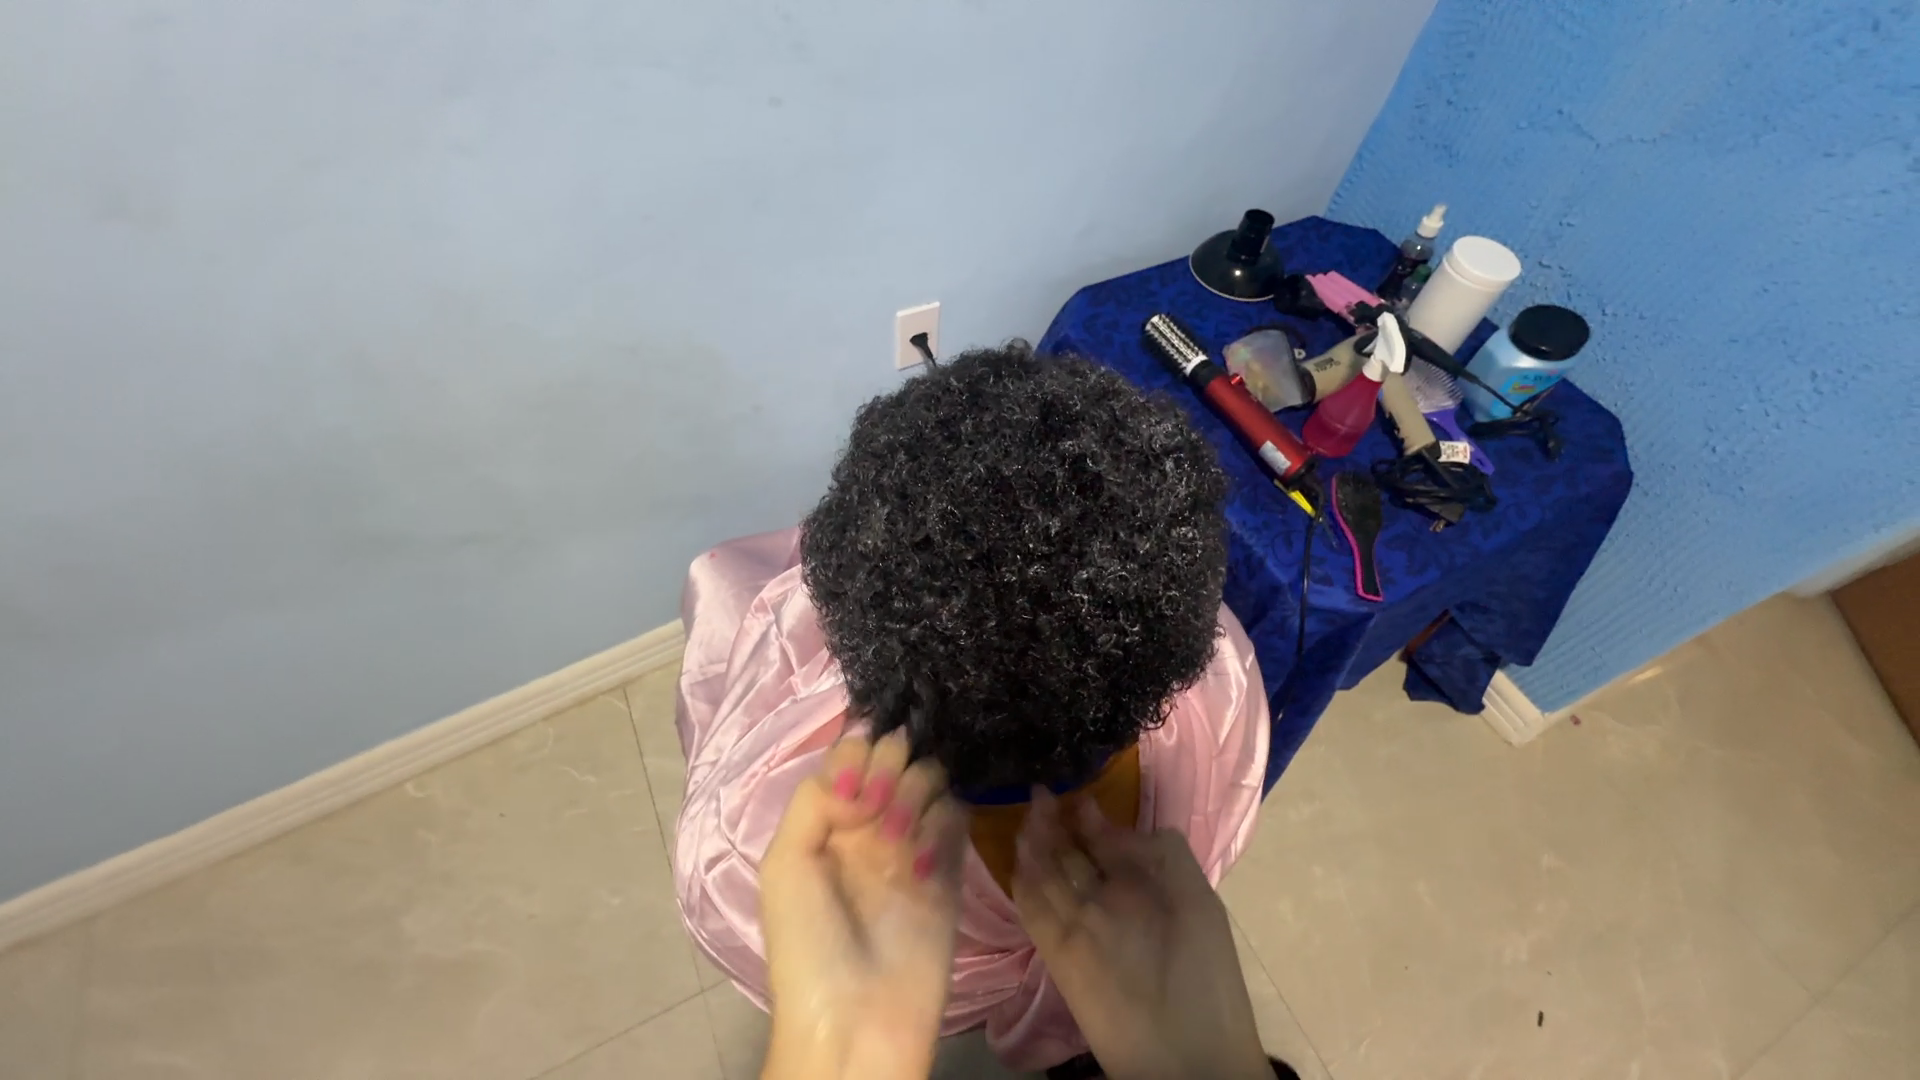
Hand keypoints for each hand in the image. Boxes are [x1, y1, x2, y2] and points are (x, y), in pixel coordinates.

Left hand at [759, 730, 969, 1079]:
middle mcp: (872, 818)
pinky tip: (922, 869)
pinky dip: (941, 828)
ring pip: (931, 776)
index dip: (858, 755)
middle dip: (889, 765)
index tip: (852, 790)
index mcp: (828, 815)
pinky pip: (957, 815)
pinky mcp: (950, 864)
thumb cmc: (808, 943)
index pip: (852, 750)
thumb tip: (860, 774)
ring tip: (895, 843)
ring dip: (913, 796)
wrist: (857, 1020)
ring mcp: (913, 838)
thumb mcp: (784, 864)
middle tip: (874, 808)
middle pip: (895, 752)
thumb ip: (815, 798)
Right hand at [1013, 790, 1270, 1079]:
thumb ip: (1159, 853)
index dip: (1088, 816)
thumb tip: (1106, 824)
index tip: (1072, 791)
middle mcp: (1106, 901)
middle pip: (1071, 854)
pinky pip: (1034, 912)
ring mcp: (1080, 926)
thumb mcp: (1196, 899)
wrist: (1193, 1058)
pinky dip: (1024, 885)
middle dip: (1055, 824)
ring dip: (1036, 846)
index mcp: (1140, 886)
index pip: (1104, 841)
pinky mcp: (1059, 953)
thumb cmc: (1205, 972)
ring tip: (1029, 814)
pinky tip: (1018, 858)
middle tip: (1040, 795)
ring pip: (1049, 876)